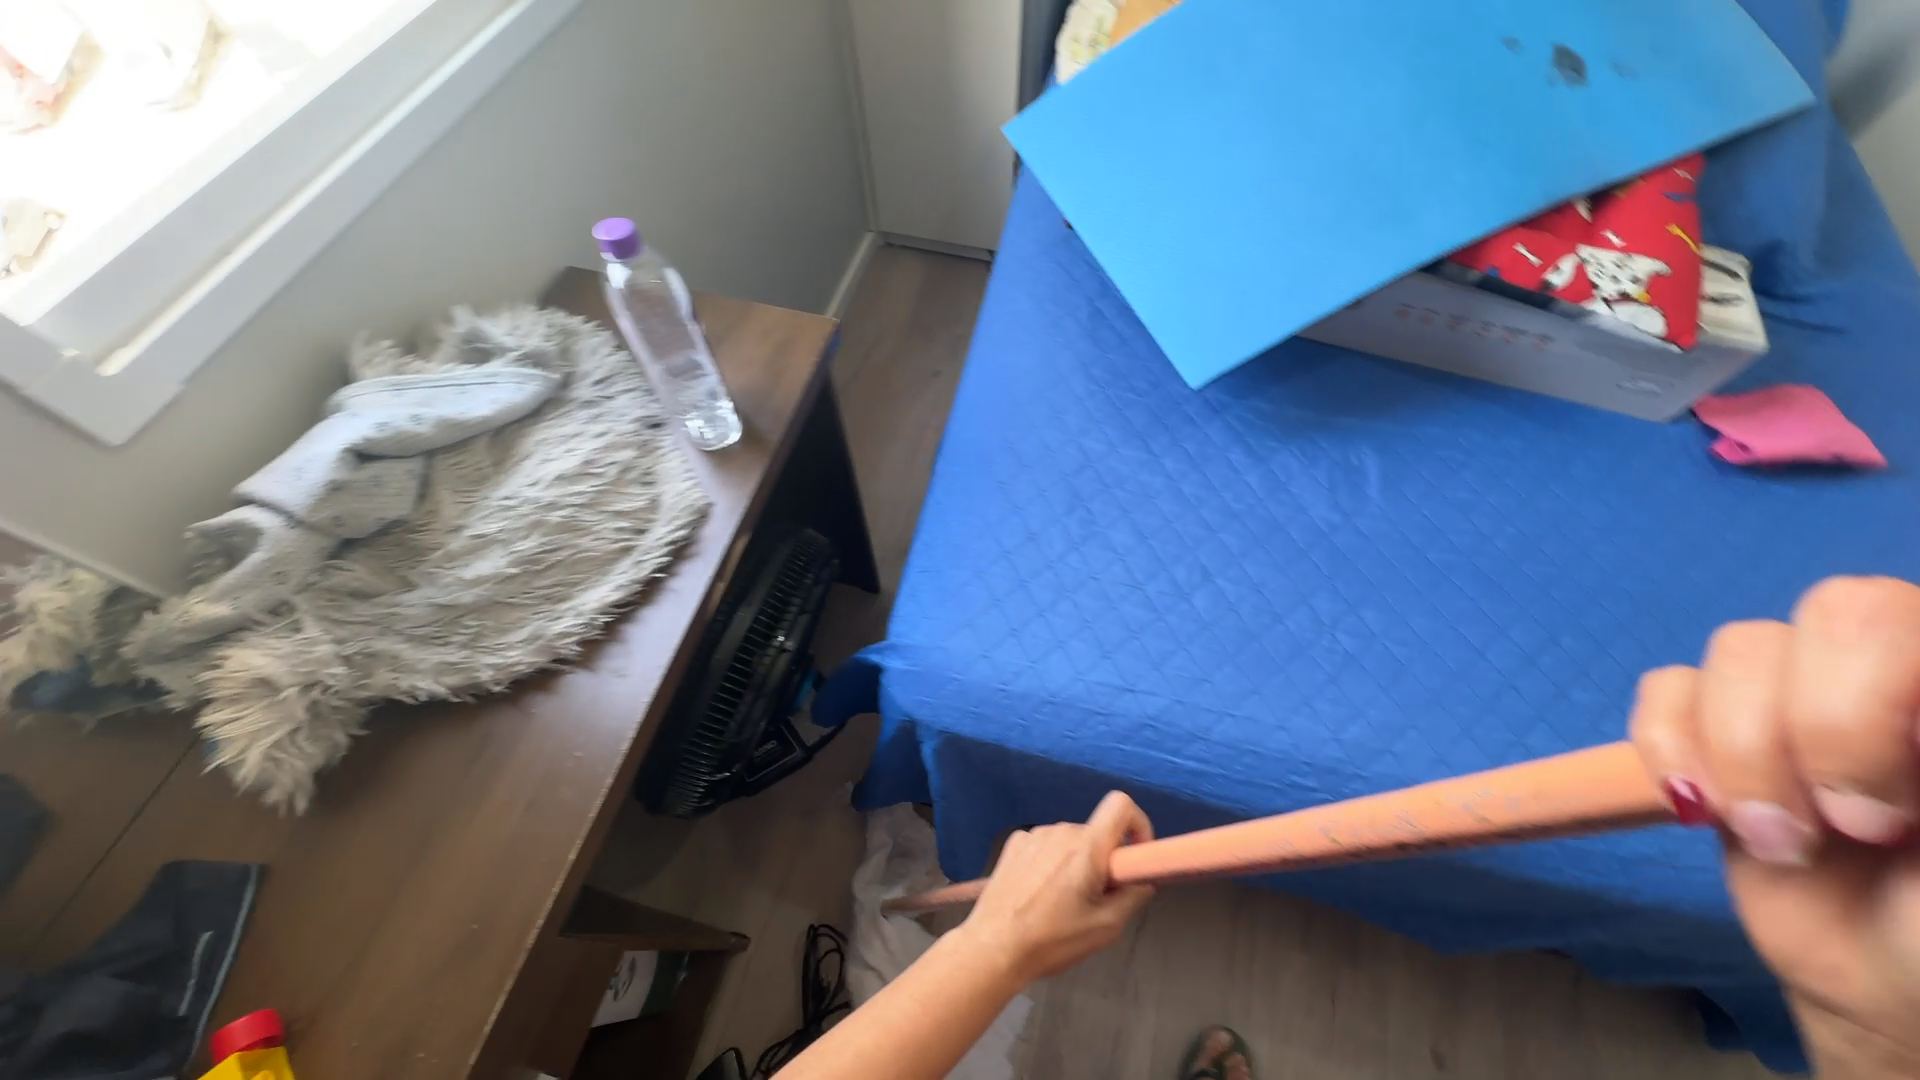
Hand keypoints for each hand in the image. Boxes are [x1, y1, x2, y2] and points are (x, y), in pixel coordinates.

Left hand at [956, 791, 1156, 982]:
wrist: (994, 946)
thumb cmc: (1053, 939)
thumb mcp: (1106, 927)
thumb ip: (1132, 896)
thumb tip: (1141, 879)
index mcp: (1086, 846)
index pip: (1121, 805)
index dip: (1138, 824)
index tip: (1135, 857)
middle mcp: (1060, 830)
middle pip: (1096, 833)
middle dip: (1103, 859)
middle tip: (1096, 898)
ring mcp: (1034, 834)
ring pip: (1070, 840)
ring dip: (1076, 861)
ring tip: (1063, 901)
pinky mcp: (1014, 843)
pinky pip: (1046, 844)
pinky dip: (1051, 862)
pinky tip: (1038, 891)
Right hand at [1630, 576, 1919, 1075]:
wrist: (1889, 987)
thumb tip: (1891, 705)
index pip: (1898, 618)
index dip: (1865, 706)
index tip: (1886, 820)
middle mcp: (1890, 669)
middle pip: (1832, 613)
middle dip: (1812, 727)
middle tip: (1843, 829)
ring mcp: (1797, 693)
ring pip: (1737, 651)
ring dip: (1741, 756)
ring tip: (1775, 840)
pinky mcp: (1711, 723)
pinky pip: (1663, 687)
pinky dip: (1666, 746)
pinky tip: (1701, 807)